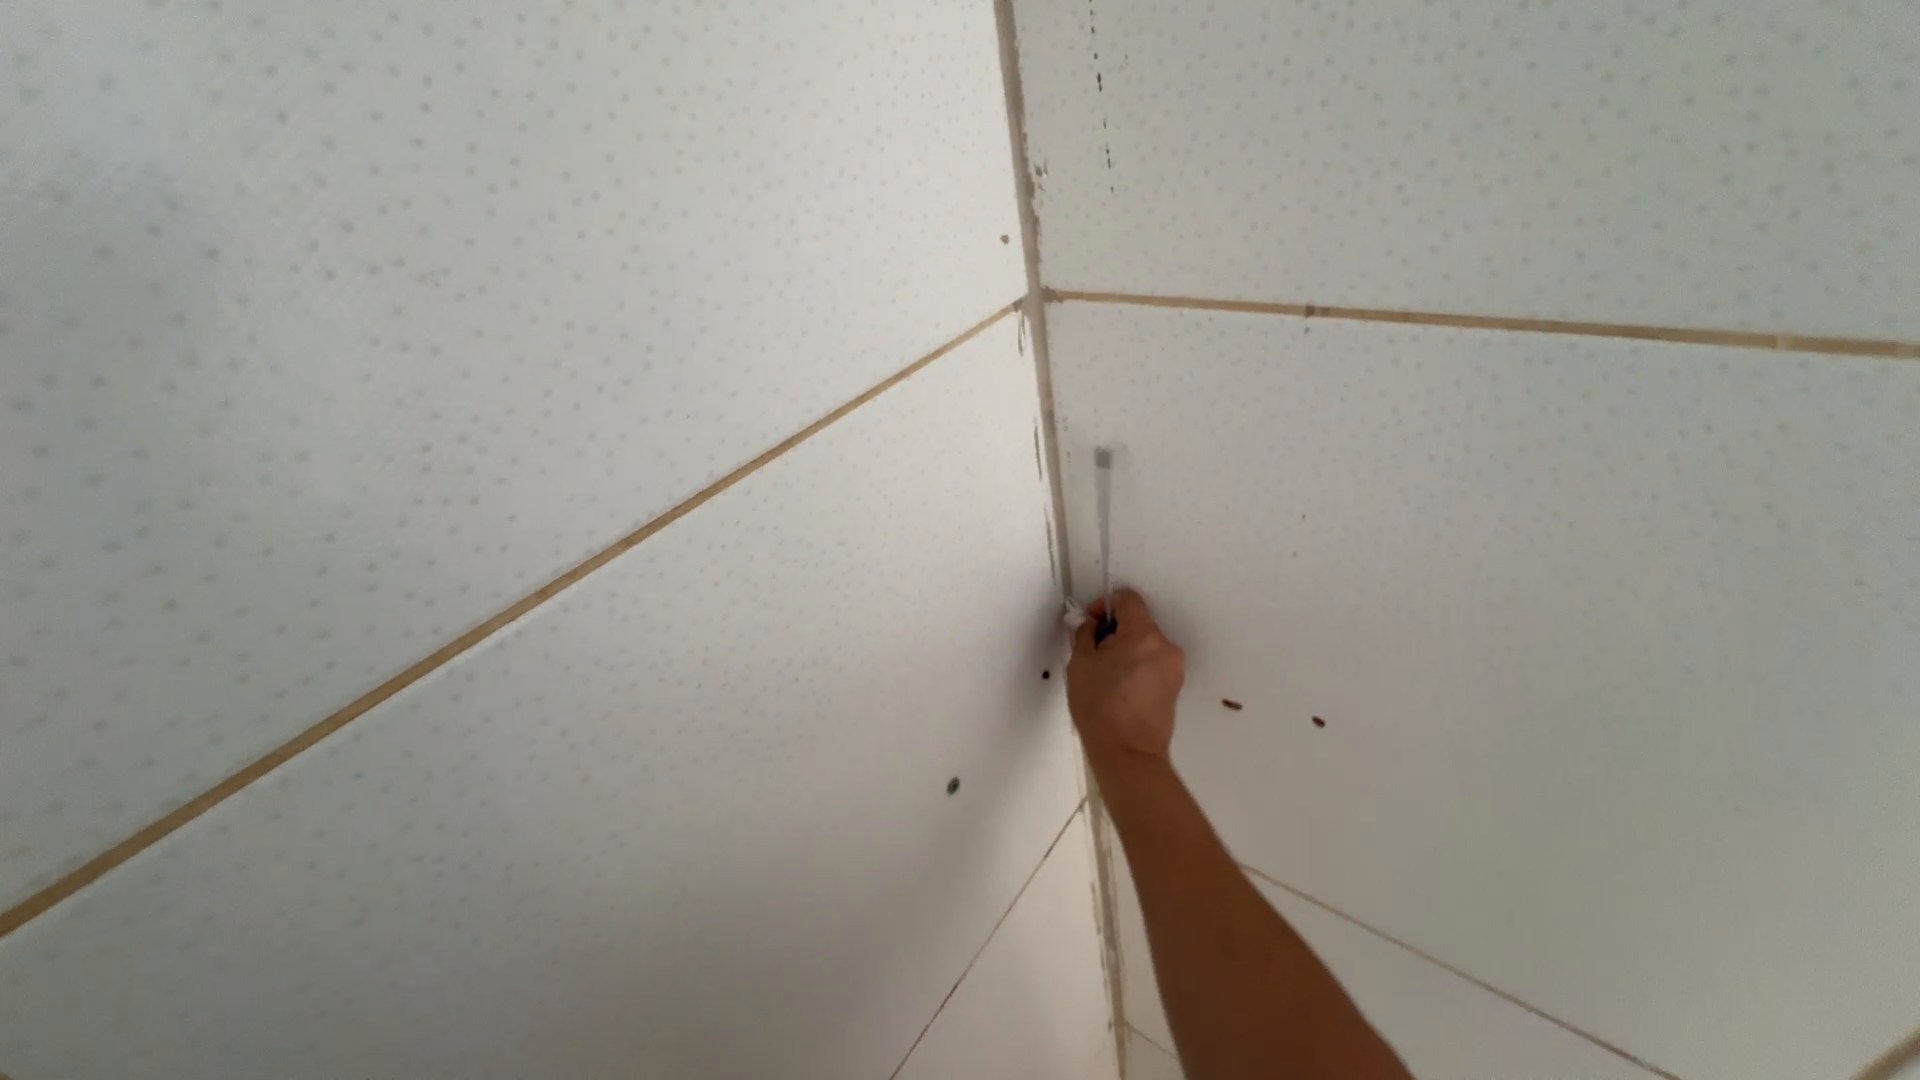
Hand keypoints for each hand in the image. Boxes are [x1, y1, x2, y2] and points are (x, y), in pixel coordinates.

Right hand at [1067, 588, 1186, 766]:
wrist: (1128, 754)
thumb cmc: (1100, 706)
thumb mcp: (1080, 664)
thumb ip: (1085, 635)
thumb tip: (1090, 623)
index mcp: (1144, 635)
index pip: (1128, 599)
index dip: (1105, 604)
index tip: (1090, 624)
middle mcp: (1166, 646)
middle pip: (1139, 622)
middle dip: (1115, 631)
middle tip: (1093, 653)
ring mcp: (1174, 668)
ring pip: (1146, 644)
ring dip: (1126, 649)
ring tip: (1105, 675)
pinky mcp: (1175, 687)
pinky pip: (1153, 663)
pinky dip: (1137, 666)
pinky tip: (1119, 688)